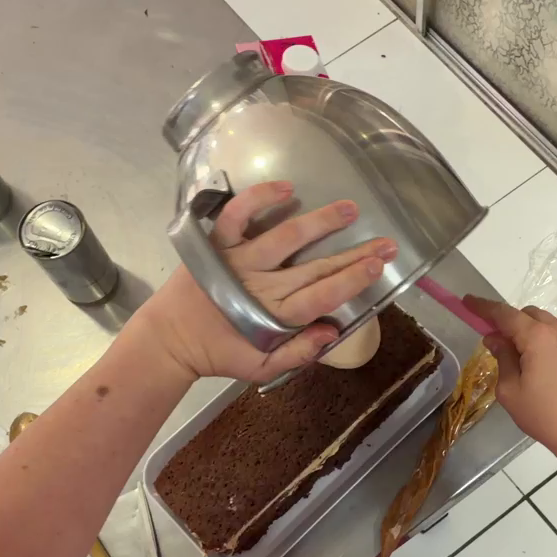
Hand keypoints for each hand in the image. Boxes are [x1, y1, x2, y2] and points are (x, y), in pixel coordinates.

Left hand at [132, 181, 395, 382]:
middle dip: (354, 253)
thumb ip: (298, 353)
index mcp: (273, 317)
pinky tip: (287, 188)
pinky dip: (259, 198)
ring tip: (349, 209)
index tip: (378, 265)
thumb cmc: (221, 353)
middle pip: (315, 267)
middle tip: (386, 242)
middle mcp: (260, 285)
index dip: (352, 279)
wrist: (170, 338)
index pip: (322, 295)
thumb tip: (332, 331)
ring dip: (319, 221)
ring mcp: (238, 261)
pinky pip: (237, 214)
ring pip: (285, 236)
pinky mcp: (217, 244)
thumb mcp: (260, 369)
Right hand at [465, 296, 556, 462]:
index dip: (483, 307)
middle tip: (500, 345)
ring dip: (535, 335)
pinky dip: (554, 348)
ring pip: (552, 327)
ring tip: (528, 364)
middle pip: (531, 315)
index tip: (468, 302)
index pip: (505, 314)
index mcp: (538, 337)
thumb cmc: (545, 415)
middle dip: (512, 323)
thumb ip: (502, 359)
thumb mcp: (510, 391)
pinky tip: (553, 374)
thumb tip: (496, 339)